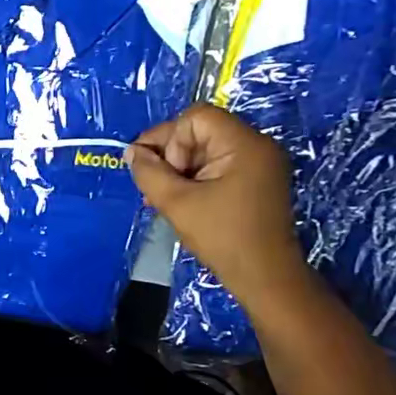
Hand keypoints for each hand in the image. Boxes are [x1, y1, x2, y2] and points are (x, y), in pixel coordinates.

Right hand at [127, 104, 305, 297]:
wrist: (264, 276)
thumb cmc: (222, 237)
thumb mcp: (176, 203)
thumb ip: (149, 173)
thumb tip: (131, 153)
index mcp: (244, 144)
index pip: (196, 118)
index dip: (171, 140)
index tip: (165, 173)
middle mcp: (255, 146)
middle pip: (199, 131)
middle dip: (170, 156)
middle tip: (154, 186)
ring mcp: (257, 164)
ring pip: (203, 150)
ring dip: (178, 170)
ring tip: (161, 198)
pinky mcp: (253, 181)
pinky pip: (215, 166)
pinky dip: (193, 179)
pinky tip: (178, 201)